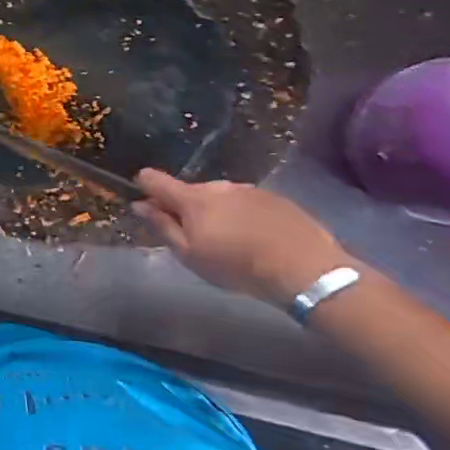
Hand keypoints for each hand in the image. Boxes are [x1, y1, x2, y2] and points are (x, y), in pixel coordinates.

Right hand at [133, 169, 350, 307]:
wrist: (308, 271)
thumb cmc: (237, 266)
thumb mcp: (189, 254)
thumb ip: (161, 226)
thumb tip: (140, 205)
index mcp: (192, 199)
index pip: (154, 179)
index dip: (144, 186)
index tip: (147, 203)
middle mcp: (218, 187)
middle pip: (189, 190)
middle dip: (185, 206)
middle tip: (196, 234)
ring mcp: (251, 190)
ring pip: (219, 195)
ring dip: (216, 209)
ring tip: (230, 236)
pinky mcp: (278, 199)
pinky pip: (247, 201)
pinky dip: (243, 213)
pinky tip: (255, 235)